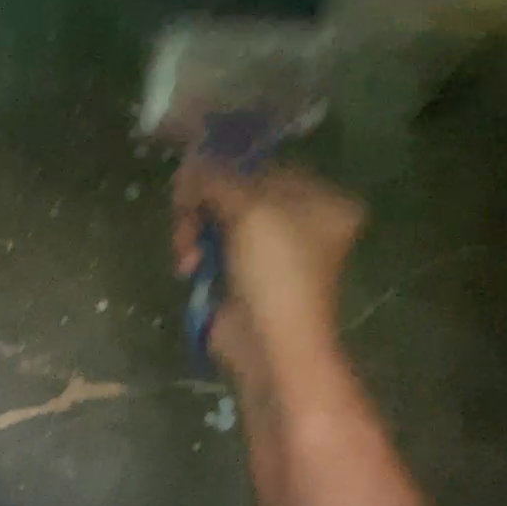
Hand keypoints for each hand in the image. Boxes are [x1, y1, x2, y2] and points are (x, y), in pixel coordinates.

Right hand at [172, 165, 364, 379]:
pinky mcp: (242, 269)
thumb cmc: (274, 271)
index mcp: (321, 201)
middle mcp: (300, 220)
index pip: (262, 166)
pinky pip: (210, 244)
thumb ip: (217, 179)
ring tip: (187, 255)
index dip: (223, 170)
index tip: (190, 181)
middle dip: (201, 206)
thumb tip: (191, 164)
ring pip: (215, 218)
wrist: (268, 341)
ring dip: (192, 232)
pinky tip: (190, 267)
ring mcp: (270, 247)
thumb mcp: (249, 211)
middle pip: (234, 191)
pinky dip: (195, 252)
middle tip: (185, 219)